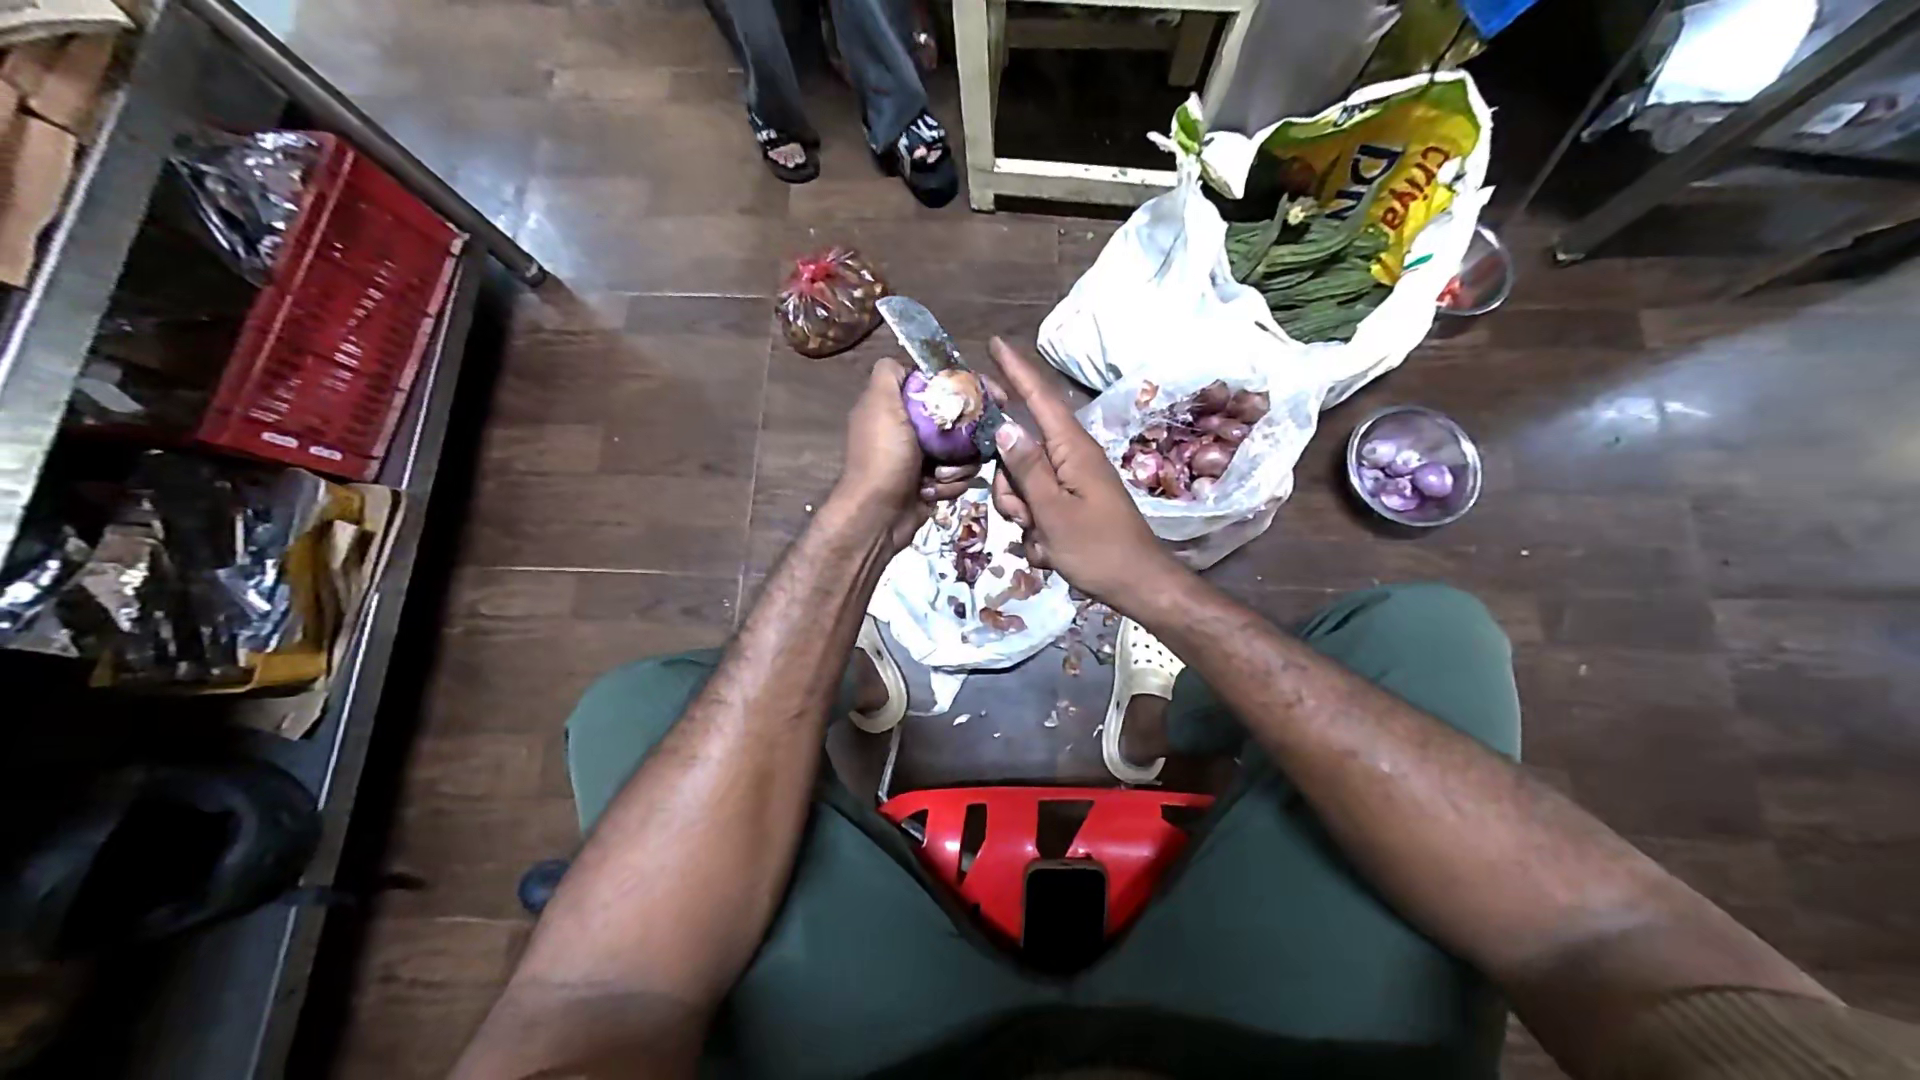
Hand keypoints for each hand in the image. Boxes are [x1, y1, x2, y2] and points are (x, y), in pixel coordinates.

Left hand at [836, 356, 980, 549]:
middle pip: (962, 419)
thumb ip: (889, 373)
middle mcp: (914, 429)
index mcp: (901, 406)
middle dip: (970, 434)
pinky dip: (950, 485)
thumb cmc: (881, 457)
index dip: (970, 387)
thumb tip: (906, 360)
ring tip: (938, 475)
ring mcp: (926, 458)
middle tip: (983, 439)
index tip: (996, 396)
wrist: (877, 515)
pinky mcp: (936, 483)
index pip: (944, 385)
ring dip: (958, 465)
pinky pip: (960, 476)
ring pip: (966, 451)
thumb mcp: (879, 404)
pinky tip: (932, 491)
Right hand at [985, 338, 1184, 609]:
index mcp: (1072, 449)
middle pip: (1019, 452)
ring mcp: (1071, 482)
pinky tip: (1050, 551)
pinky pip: (1036, 507)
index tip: (994, 343)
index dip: (1016, 371)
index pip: (1040, 398)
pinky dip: (1036, 531)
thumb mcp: (1053, 510)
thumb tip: (1004, 426)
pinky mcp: (1071, 504)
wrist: (1136, 585)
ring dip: (1022, 513)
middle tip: (1023, 516)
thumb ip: (1026, 468)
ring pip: (1022, 484)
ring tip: (1042, 539)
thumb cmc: (1097, 548)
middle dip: (1011, 486)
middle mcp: (1071, 458)